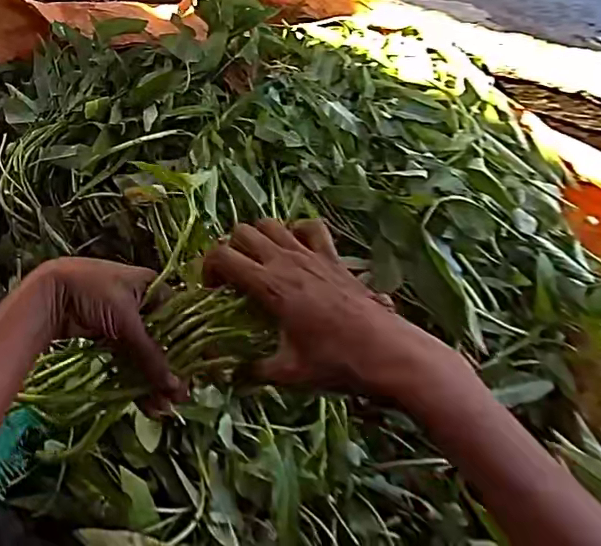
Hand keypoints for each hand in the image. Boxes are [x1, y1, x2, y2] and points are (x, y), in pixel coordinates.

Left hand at [25, 257, 187, 406]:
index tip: (206, 371)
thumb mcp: (125, 320)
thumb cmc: (92, 292)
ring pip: (146, 353)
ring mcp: (123, 319)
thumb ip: (150, 355)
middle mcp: (140, 301)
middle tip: (181, 397)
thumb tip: (178, 388)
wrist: (49, 292)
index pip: (180, 316)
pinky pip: (128, 359)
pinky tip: (146, 403)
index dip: (193, 343)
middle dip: (172, 369)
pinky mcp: (108, 335)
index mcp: (150, 285)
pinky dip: (136, 378)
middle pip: (164, 338)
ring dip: (154, 379)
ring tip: (163, 408)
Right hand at [204, 220, 473, 405]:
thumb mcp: (290, 374)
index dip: (208, 267)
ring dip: (259, 237)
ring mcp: (310, 255)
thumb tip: (227, 375)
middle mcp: (284, 260)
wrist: (392, 355)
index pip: (221, 255)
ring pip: (270, 223)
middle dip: (231, 249)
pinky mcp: (332, 257)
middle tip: (235, 276)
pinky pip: (310, 227)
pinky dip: (297, 230)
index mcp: (268, 284)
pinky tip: (297, 249)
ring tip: (261, 261)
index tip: (212, 290)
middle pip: (242, 231)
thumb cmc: (338, 363)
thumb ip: (253, 371)